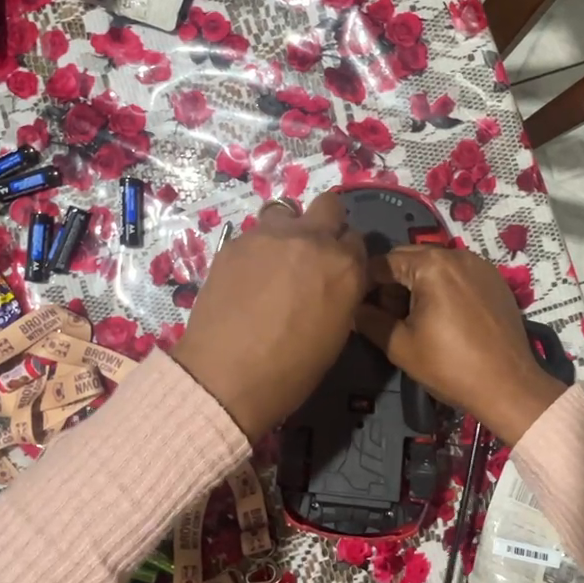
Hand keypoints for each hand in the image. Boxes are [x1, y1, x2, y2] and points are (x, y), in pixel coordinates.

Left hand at [171, 194, 371, 437]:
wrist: (227, 376)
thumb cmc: (290, 370)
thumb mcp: (336, 334)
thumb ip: (341, 293)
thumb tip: (333, 283)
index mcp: (345, 266)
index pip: (356, 240)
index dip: (346, 254)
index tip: (336, 271)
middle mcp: (312, 240)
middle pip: (329, 206)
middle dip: (324, 225)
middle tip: (310, 255)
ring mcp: (271, 236)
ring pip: (286, 212)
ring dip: (287, 231)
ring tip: (273, 262)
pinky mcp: (235, 242)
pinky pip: (254, 234)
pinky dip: (256, 250)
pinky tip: (244, 277)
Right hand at [355, 246, 566, 442]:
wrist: (509, 386)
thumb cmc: (450, 366)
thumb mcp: (400, 346)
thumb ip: (370, 321)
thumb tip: (353, 309)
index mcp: (431, 265)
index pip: (383, 262)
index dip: (366, 283)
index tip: (359, 305)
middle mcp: (456, 254)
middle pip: (410, 258)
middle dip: (393, 282)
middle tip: (387, 315)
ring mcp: (480, 265)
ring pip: (435, 265)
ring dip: (418, 284)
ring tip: (415, 318)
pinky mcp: (495, 280)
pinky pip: (458, 274)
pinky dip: (443, 287)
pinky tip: (444, 317)